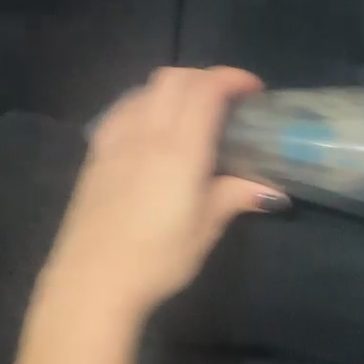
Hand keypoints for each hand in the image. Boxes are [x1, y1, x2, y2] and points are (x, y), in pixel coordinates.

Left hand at [43, 67, 284, 320]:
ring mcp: (115, 142)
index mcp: (179, 150)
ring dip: (176, 88)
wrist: (92, 284)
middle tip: (229, 101)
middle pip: (174, 79)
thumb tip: (271, 191)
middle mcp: (145, 134)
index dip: (232, 79)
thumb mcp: (204, 230)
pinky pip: (123, 109)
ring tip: (193, 111)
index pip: (205, 90)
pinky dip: (146, 102)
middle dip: (206, 79)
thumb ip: (234, 197)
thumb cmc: (157, 260)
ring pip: (146, 90)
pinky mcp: (95, 156)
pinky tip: (153, 127)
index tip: (254, 91)